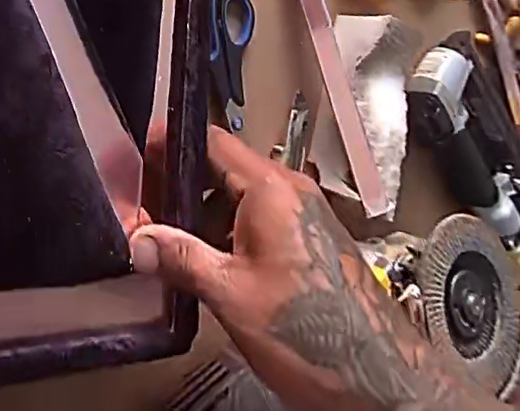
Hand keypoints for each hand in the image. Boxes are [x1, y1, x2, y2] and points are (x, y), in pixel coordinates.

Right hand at [129, 127, 502, 410]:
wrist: (380, 378)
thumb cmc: (313, 333)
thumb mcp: (234, 295)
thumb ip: (182, 259)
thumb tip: (139, 241)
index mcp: (270, 188)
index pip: (213, 141)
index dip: (174, 144)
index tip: (144, 153)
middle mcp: (289, 189)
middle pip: (223, 166)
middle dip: (182, 184)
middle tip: (148, 206)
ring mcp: (302, 211)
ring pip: (239, 193)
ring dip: (204, 210)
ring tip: (172, 238)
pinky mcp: (308, 236)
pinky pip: (259, 215)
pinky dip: (228, 227)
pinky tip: (210, 260)